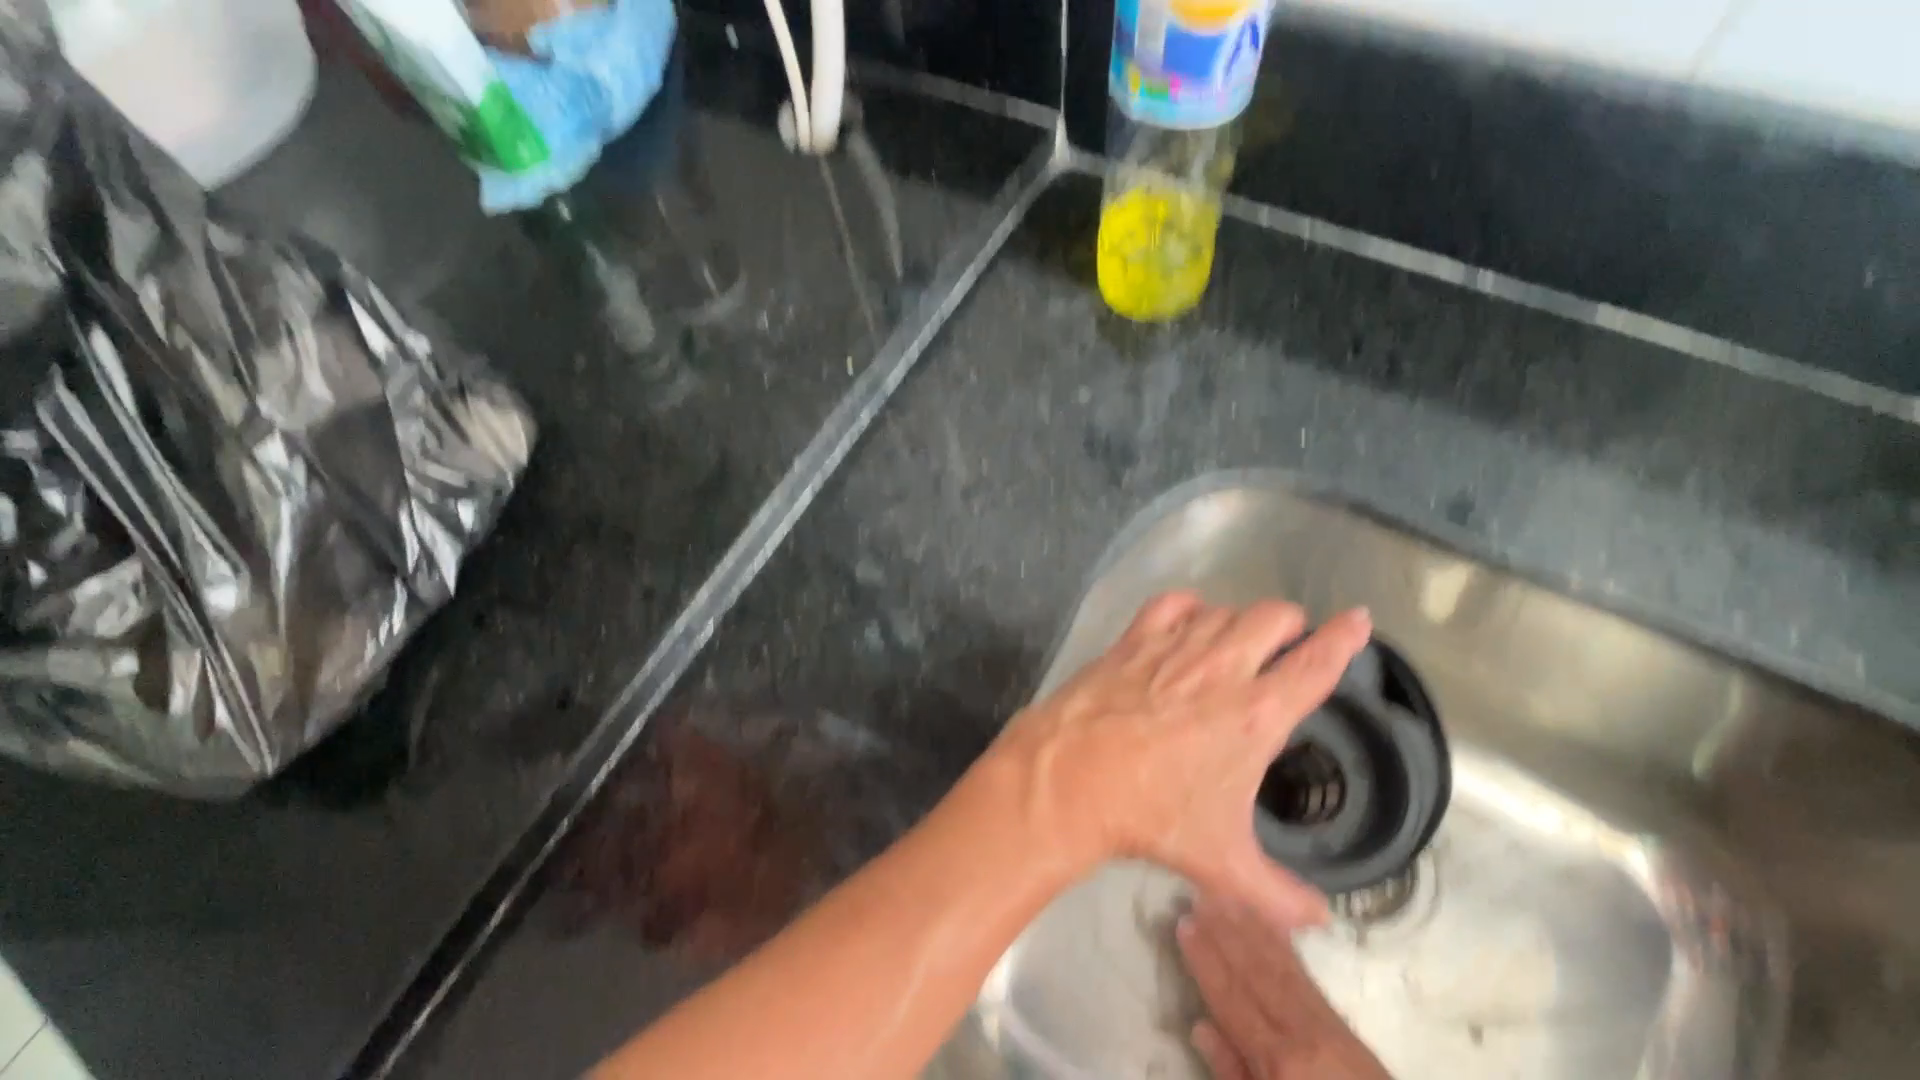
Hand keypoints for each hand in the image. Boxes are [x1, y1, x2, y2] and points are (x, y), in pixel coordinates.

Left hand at [978, 591, 1371, 925]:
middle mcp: (1223, 669)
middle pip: (1275, 618)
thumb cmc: (1151, 817)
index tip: (1360, 619)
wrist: (1070, 781)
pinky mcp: (1133, 640)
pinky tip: (1188, 622)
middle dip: (1291, 625)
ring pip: (1226, 609)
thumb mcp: (1221, 862)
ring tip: (1238, 641)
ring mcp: (1175, 648)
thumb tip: (1318, 920)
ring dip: (1240, 620)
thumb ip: (1277, 893)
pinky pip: (1171, 604)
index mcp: (1256, 715)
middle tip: (1287, 645)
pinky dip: (1188, 608)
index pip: (1317, 663)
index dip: (1345, 638)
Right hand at [1177, 898, 1391, 1079]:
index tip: (1185, 924)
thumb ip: (1232, 1073)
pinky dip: (1285, 949)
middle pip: (1257, 973)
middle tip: (1201, 897)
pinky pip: (1307, 978)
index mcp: (1278, 1061)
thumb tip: (1201, 1026)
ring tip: (1229, 900)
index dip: (1206, 960)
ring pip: (1283, 968)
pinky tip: (1272, 930)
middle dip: (1227, 934)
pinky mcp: (1343, 1025)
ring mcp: (1327, 1025)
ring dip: (1253, 931)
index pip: (1232, 998)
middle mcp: (1303, 1033)